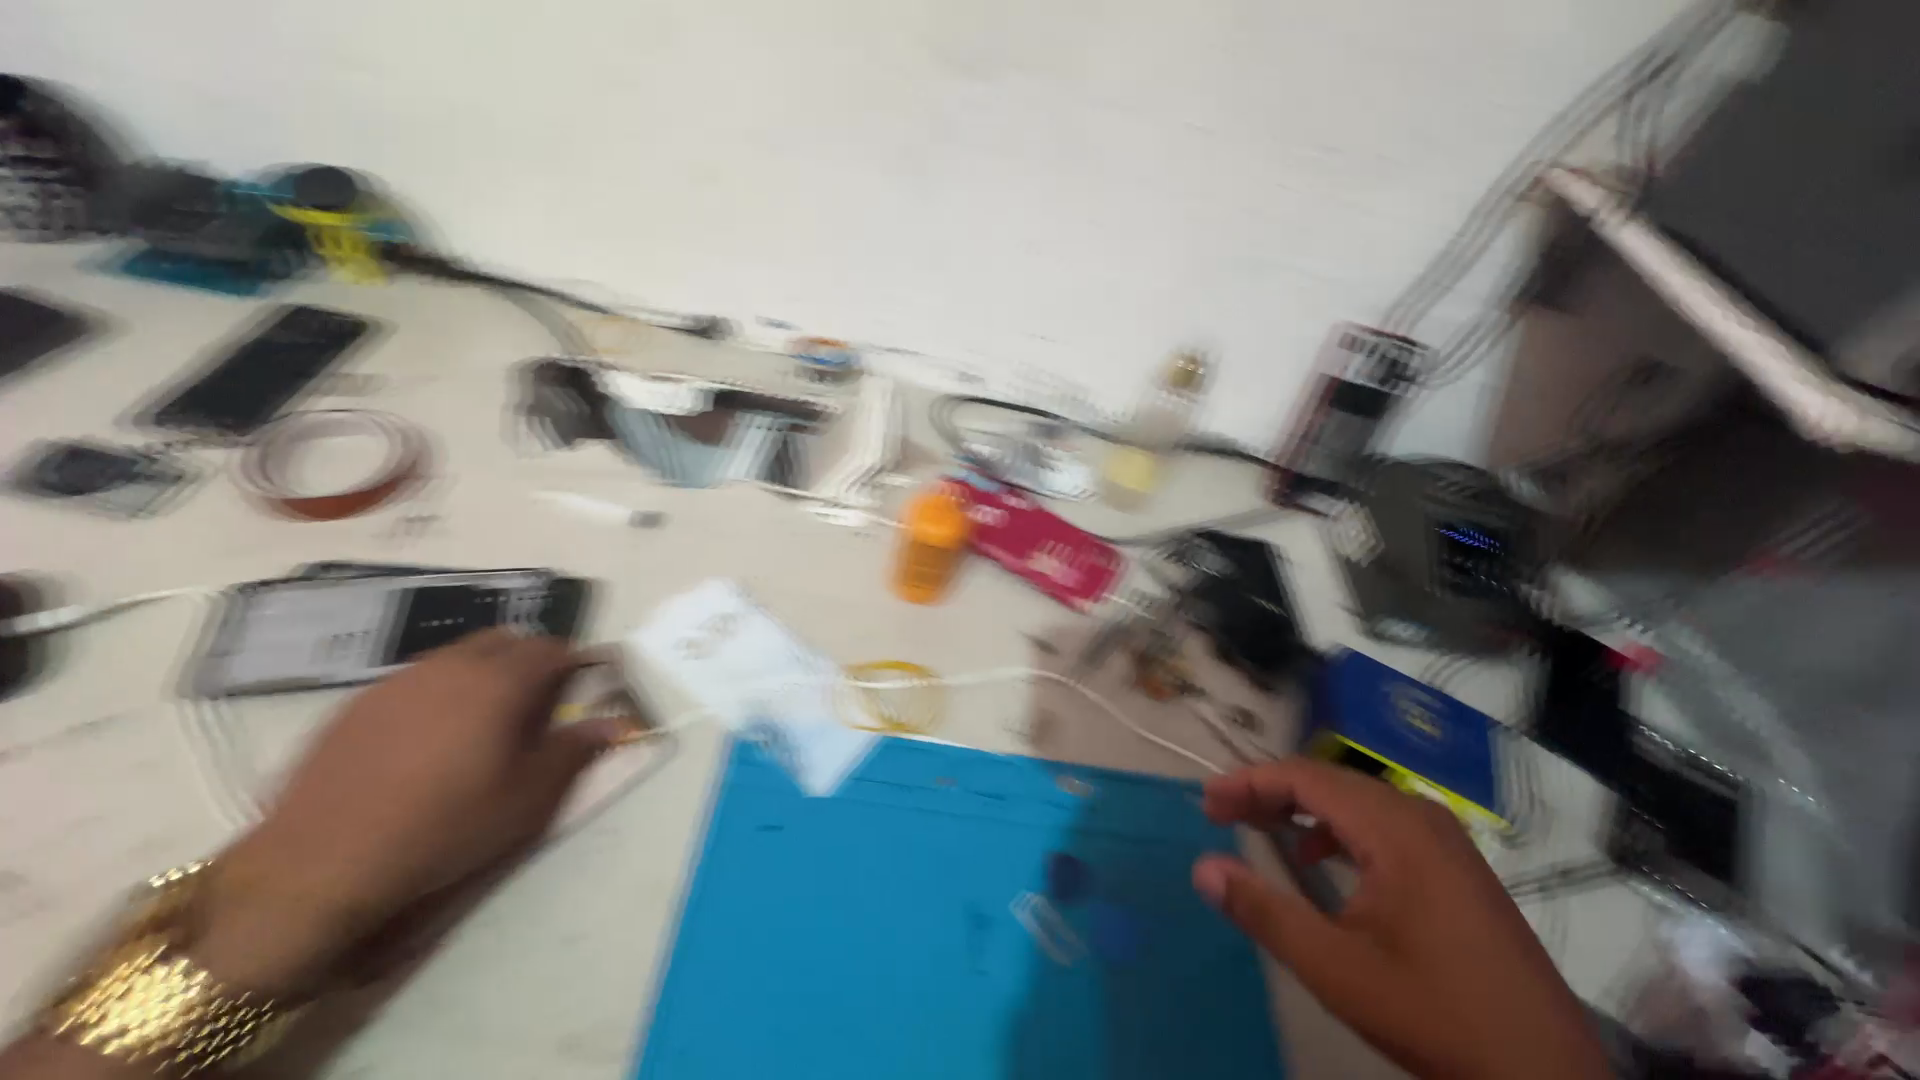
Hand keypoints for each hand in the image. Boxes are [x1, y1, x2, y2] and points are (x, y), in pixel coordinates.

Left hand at [190, 631, 628, 998]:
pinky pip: (416, 679)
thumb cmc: (444, 828)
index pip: (551, 649)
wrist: (322, 862)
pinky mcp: (357, 703)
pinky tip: (429, 740)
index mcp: (498, 682)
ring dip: (484, 673)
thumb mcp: (526, 800)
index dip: (575, 663)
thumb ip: (574, 752)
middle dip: (530, 660)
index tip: (584, 689)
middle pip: (504, 639)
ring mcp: (397, 680)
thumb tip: (613, 722)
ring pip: (457, 655)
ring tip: (484, 722)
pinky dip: (439, 692)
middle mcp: (449, 666)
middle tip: (538, 705)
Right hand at [1192, 759, 1608, 1079]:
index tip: (1205, 802)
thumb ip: (1263, 910)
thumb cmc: (1431, 1011)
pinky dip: (1340, 830)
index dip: (1249, 782)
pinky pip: (1385, 825)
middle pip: (1332, 781)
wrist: (1542, 1073)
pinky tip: (1321, 861)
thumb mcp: (1333, 967)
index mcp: (1395, 829)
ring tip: (1260, 829)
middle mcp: (1423, 818)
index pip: (1307, 777)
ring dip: (1304, 809)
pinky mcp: (1458, 868)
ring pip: (1359, 802)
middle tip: (1221, 814)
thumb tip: (1202, 866)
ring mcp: (1447, 842)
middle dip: (1270, 792)